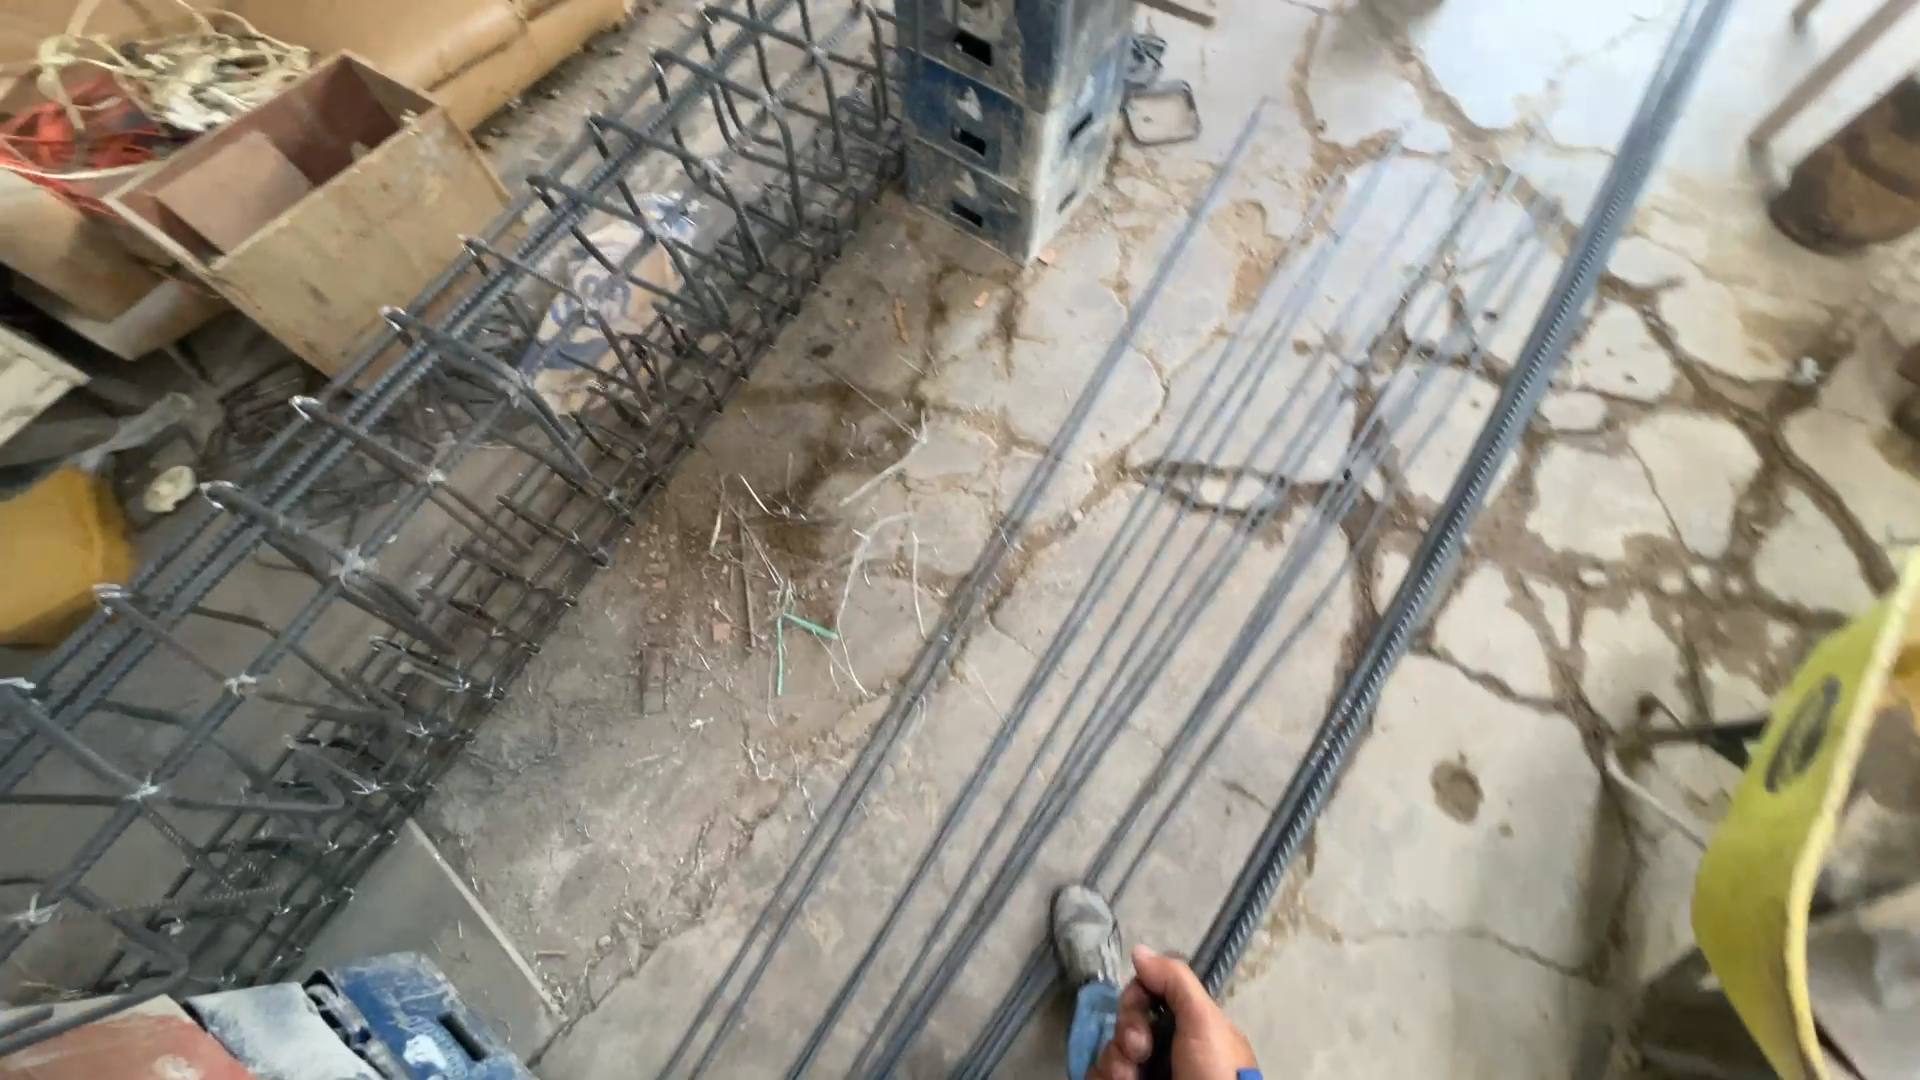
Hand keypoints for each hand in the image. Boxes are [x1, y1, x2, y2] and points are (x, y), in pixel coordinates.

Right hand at [1090, 946, 1257, 1079]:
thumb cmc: (1215, 1078)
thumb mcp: (1206, 1023)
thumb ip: (1174, 980)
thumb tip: (1138, 951)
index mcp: (1191, 1030)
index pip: (1150, 995)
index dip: (1138, 996)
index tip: (1141, 1006)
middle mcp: (1166, 1051)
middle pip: (1127, 1020)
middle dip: (1126, 1030)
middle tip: (1137, 1051)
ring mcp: (1146, 1077)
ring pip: (1110, 1050)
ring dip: (1113, 1060)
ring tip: (1128, 1079)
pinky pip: (1098, 1075)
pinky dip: (1101, 1076)